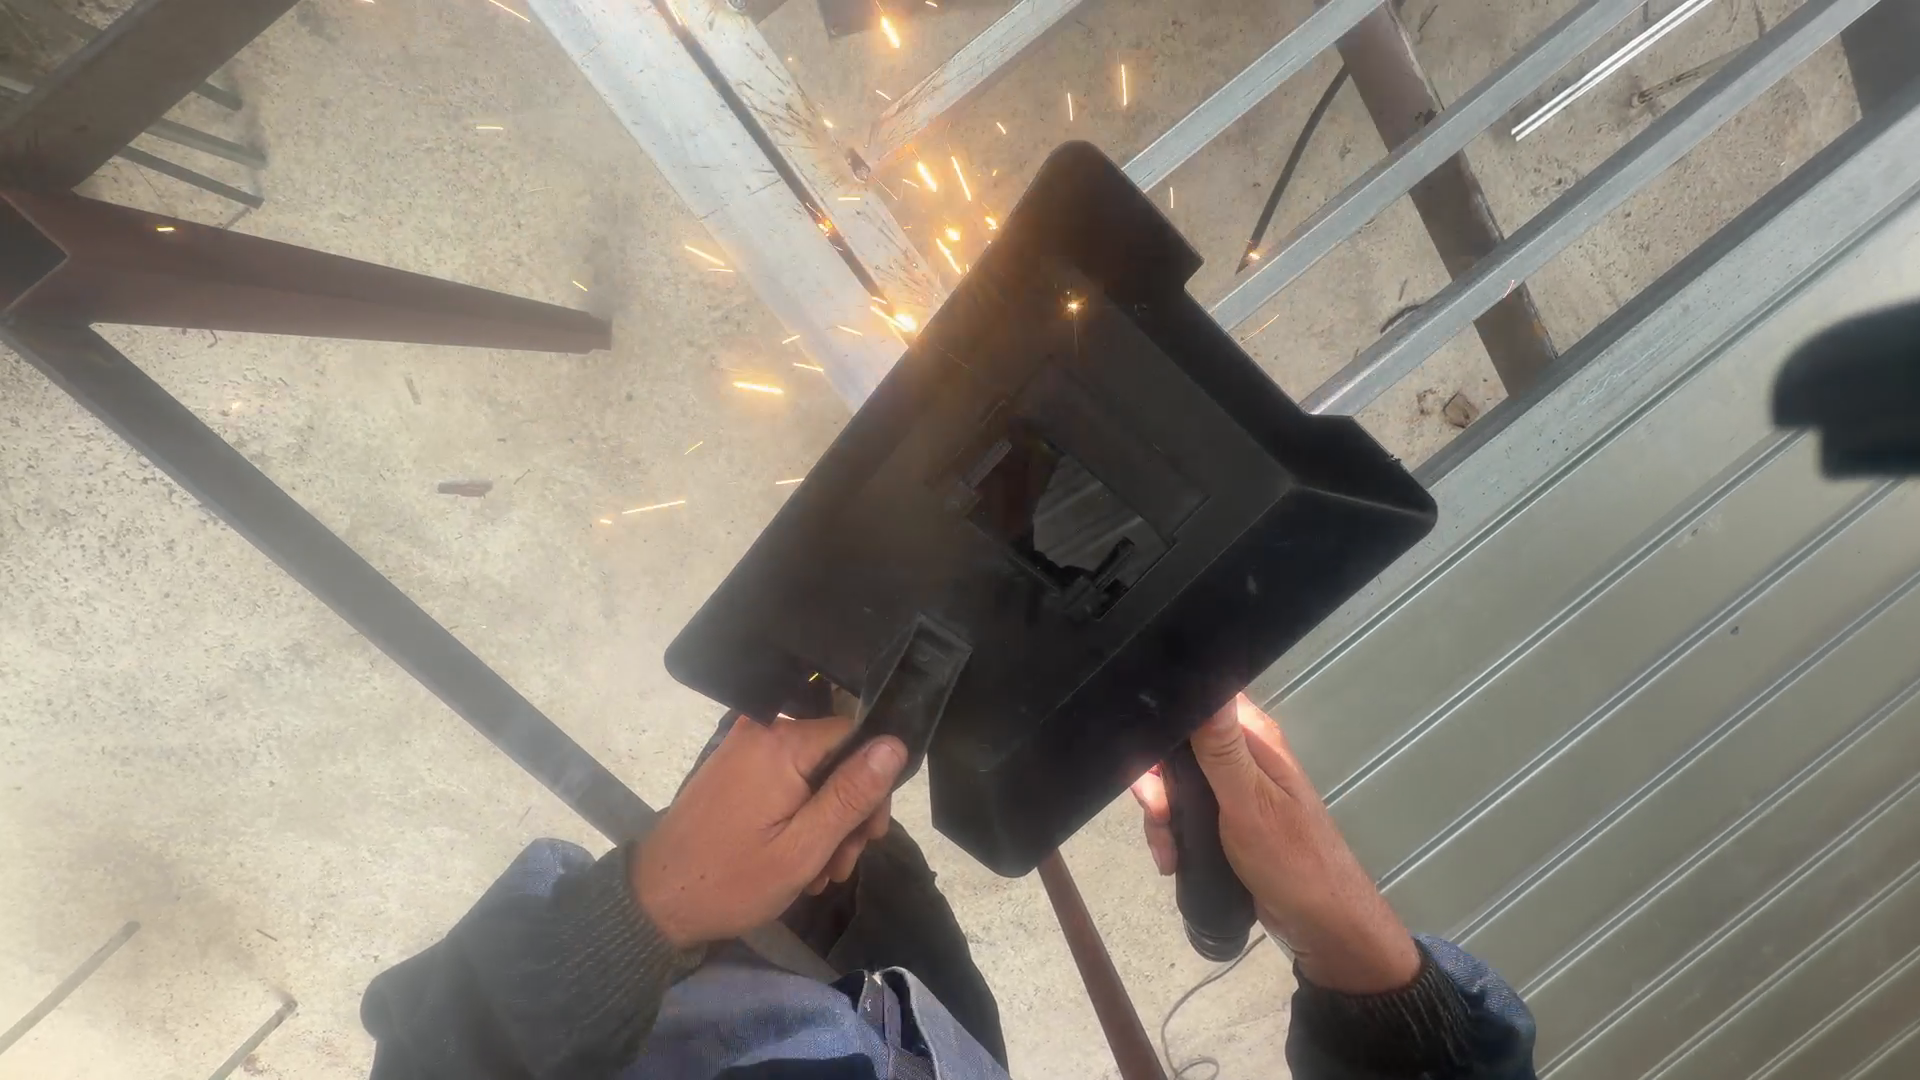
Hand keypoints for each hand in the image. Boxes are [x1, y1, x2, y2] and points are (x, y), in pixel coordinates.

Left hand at [633, 714, 905, 947]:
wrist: (651, 904)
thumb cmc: (730, 881)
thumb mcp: (803, 848)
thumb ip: (851, 794)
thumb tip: (895, 744)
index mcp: (782, 742)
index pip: (856, 735)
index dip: (873, 782)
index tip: (871, 833)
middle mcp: (764, 730)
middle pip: (835, 755)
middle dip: (848, 809)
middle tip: (843, 864)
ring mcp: (746, 747)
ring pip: (813, 771)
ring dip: (826, 820)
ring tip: (820, 872)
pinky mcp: (735, 766)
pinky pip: (786, 778)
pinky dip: (799, 814)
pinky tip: (798, 858)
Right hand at [1131, 694, 1420, 992]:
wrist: (1323, 930)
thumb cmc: (1292, 861)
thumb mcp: (1249, 802)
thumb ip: (1221, 746)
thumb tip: (1204, 682)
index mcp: (1253, 737)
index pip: (1202, 700)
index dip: (1169, 713)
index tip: (1148, 747)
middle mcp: (1241, 755)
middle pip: (1178, 745)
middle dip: (1157, 780)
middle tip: (1157, 812)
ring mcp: (1232, 787)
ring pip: (1175, 781)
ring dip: (1161, 813)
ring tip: (1165, 847)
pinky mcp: (1223, 817)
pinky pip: (1183, 810)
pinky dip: (1170, 830)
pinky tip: (1170, 856)